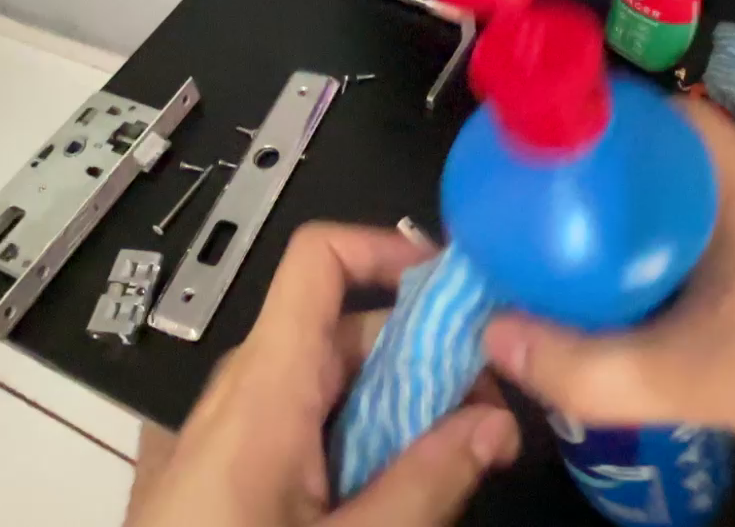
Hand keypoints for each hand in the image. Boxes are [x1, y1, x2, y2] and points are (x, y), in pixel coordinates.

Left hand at [124, 223, 520, 526]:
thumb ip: (423, 484)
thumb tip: (496, 425)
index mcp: (267, 382)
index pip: (319, 257)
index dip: (386, 249)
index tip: (454, 284)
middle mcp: (250, 381)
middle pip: (348, 323)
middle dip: (425, 350)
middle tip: (487, 405)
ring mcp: (240, 417)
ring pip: (337, 373)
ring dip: (402, 398)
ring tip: (456, 450)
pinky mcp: (238, 453)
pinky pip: (312, 413)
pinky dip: (365, 429)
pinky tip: (399, 480)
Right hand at [482, 98, 734, 461]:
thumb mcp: (707, 373)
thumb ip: (596, 367)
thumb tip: (490, 338)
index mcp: (697, 144)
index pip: (587, 98)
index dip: (524, 123)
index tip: (475, 164)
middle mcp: (699, 152)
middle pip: (592, 146)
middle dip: (533, 180)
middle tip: (478, 223)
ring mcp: (711, 191)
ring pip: (614, 186)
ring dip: (564, 216)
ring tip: (507, 254)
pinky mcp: (719, 231)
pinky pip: (636, 220)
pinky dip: (598, 244)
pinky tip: (571, 286)